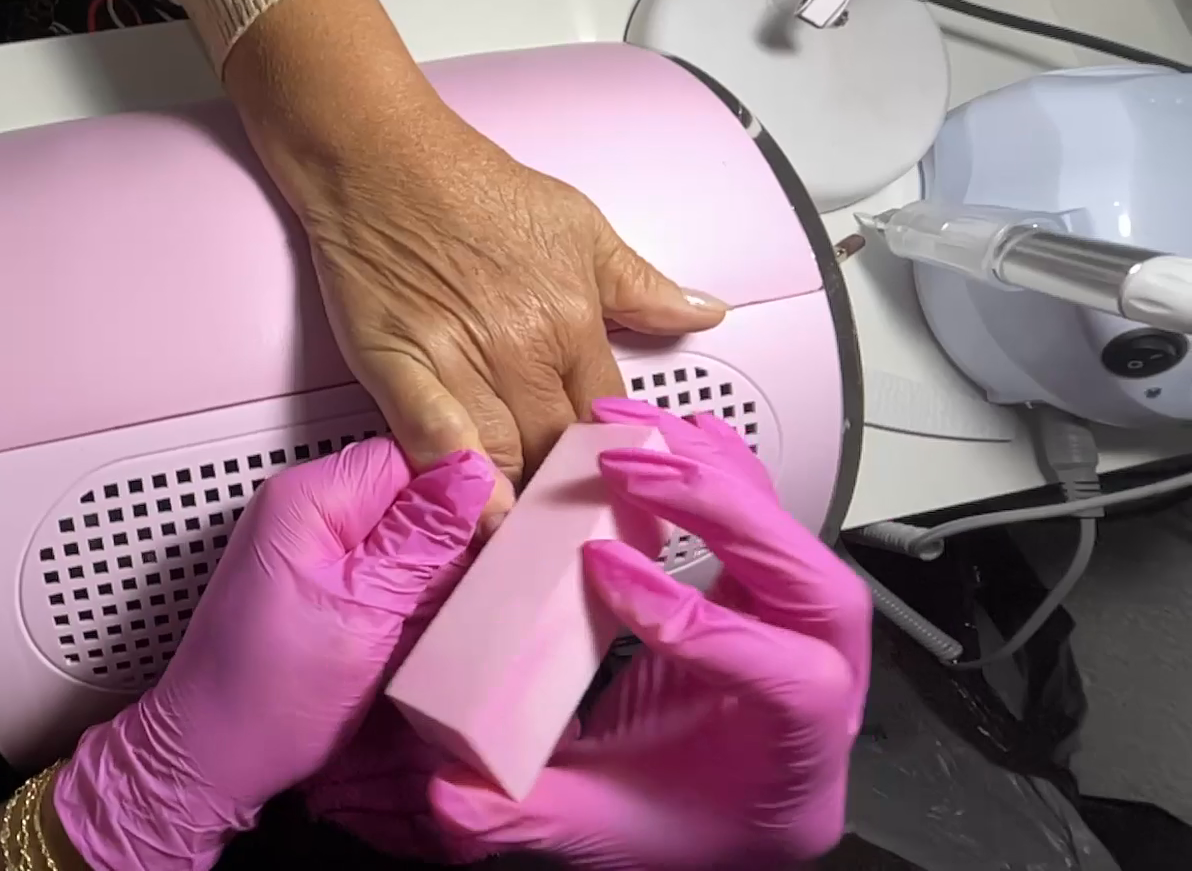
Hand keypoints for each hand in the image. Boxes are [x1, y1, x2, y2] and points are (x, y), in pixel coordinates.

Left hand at [54, 439, 494, 870]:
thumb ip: (422, 542)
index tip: (489, 540)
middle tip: (465, 592)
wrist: (214, 751)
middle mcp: (304, 507)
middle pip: (402, 492)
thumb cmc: (268, 693)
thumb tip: (472, 475)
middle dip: (444, 539)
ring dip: (426, 571)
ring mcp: (308, 543)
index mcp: (308, 497)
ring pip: (397, 532)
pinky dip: (404, 591)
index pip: (405, 457)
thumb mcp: (366, 613)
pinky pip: (378, 563)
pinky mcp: (316, 576)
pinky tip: (412, 627)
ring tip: (434, 618)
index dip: (454, 494)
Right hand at [221, 0, 724, 516]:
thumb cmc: (473, 188)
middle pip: (560, 449)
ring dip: (522, 506)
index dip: (614, 465)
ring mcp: (459, 360)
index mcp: (573, 320)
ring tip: (533, 557)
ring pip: (505, 455)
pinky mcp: (397, 363)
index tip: (618, 503)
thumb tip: (705, 313)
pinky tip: (474, 518)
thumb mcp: (578, 223)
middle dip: (569, 498)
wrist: (384, 162)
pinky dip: (458, 478)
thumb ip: (639, 283)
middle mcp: (524, 349)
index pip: (607, 416)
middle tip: (575, 543)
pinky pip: (433, 436)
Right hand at [306, 399, 871, 868]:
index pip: (780, 675)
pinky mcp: (760, 596)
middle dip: (717, 510)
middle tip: (626, 467)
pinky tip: (681, 433)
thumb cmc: (667, 822)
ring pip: (790, 539)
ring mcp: (799, 635)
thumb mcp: (590, 830)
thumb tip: (444, 784)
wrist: (706, 812)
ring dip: (710, 472)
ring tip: (632, 432)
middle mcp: (818, 689)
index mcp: (787, 756)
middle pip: (810, 587)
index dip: (686, 612)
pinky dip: (721, 467)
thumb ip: (516, 815)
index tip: (598, 566)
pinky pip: (763, 519)